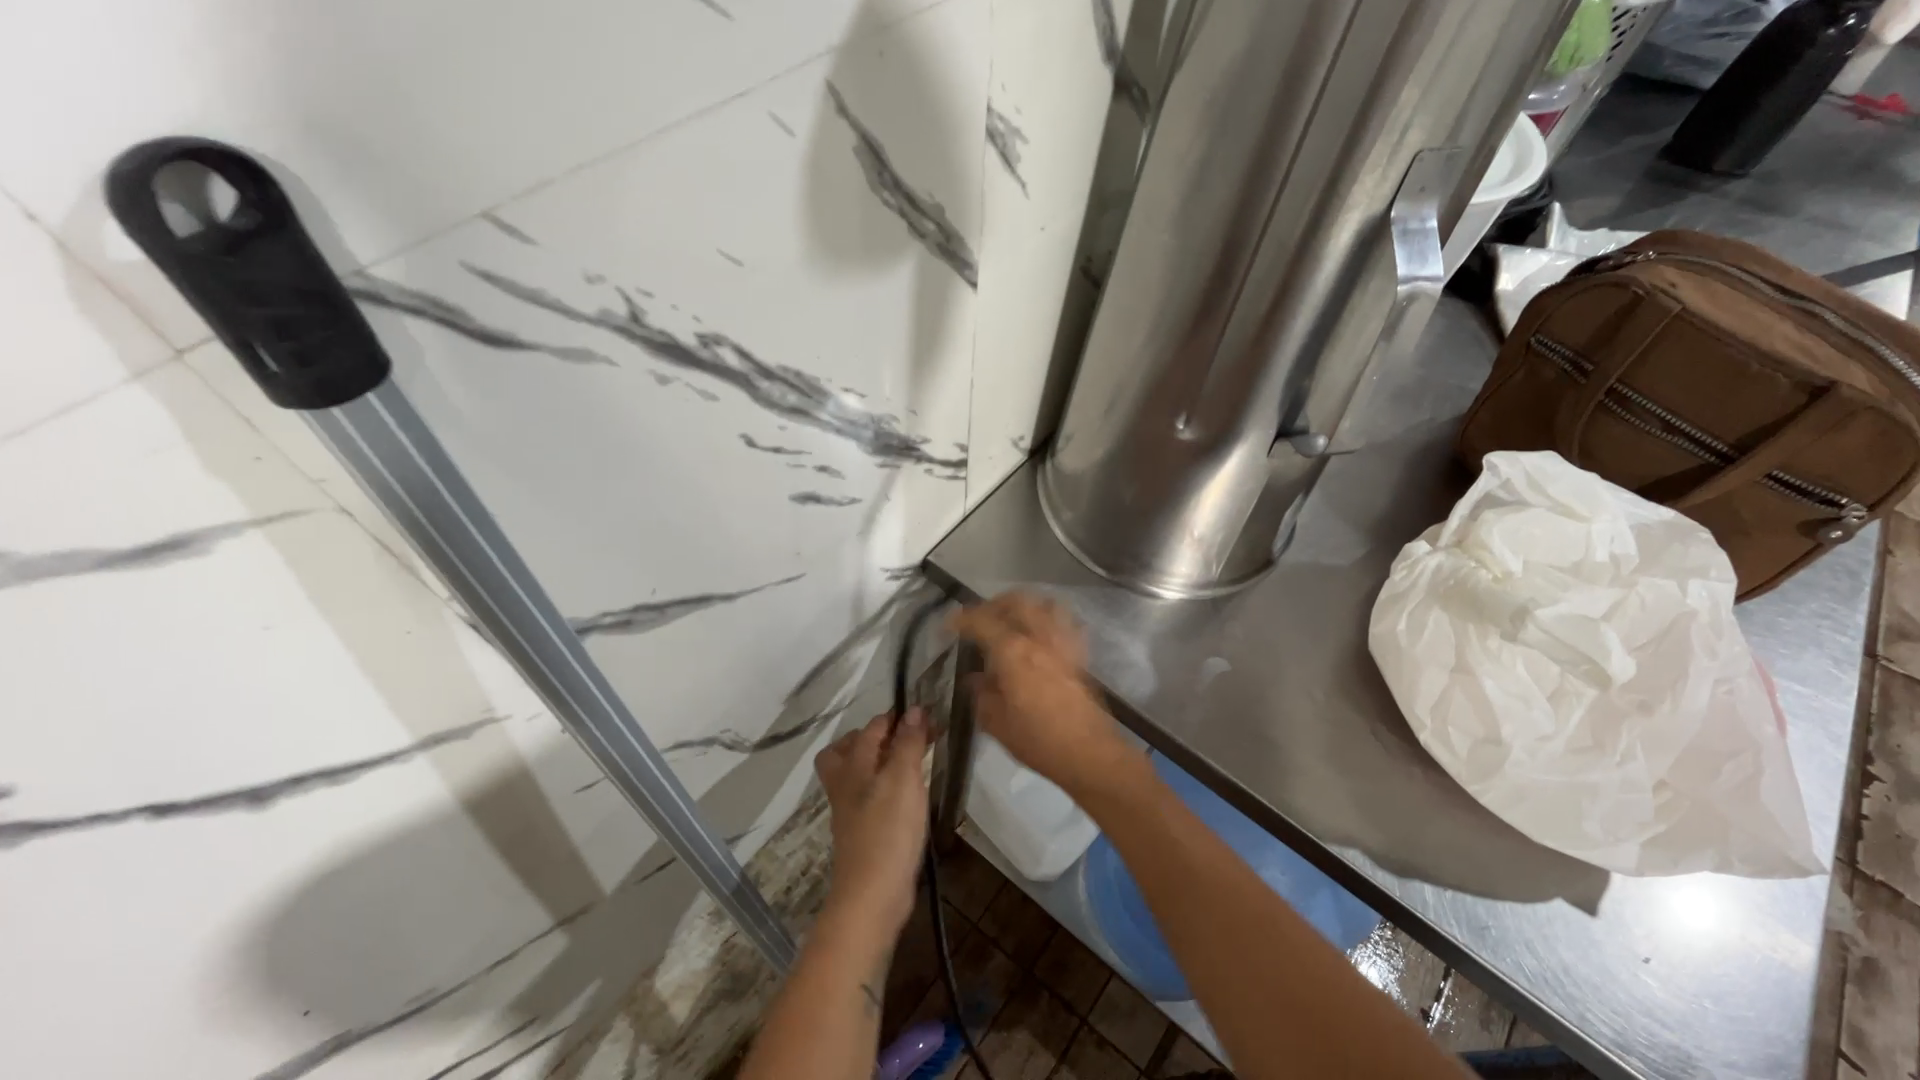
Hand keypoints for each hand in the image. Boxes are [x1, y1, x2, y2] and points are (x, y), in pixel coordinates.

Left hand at [814, 709, 929, 934]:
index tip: (925, 715)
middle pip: (846, 751)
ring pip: (856, 775)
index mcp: (852, 766)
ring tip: (910, 764)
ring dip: (878, 763)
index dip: (896, 718)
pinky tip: (907, 797)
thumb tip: (914, 710)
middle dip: (871, 738)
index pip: (870, 729)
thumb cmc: (888, 829)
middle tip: (905, 738)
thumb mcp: (903, 779)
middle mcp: (845, 785)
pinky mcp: (863, 833)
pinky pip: (869, 798)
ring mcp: (851, 811)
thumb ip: (908, 743)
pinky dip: (885, 789)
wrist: (873, 893)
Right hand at [953, 592, 1136, 797]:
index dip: (961, 619)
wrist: (1088, 753)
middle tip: (980, 619)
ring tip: (1010, 621)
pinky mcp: (1080, 657)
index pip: (982, 621)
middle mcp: (1039, 638)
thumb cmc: (1037, 740)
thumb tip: (974, 679)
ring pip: (1045, 605)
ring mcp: (1063, 645)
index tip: (949, 625)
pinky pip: (1065, 625)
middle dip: (994, 604)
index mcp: (1013, 651)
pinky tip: (1041, 638)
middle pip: (1017, 601)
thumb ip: (980, 694)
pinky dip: (1049, 622)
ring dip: (1024, 607)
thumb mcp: (995, 722)